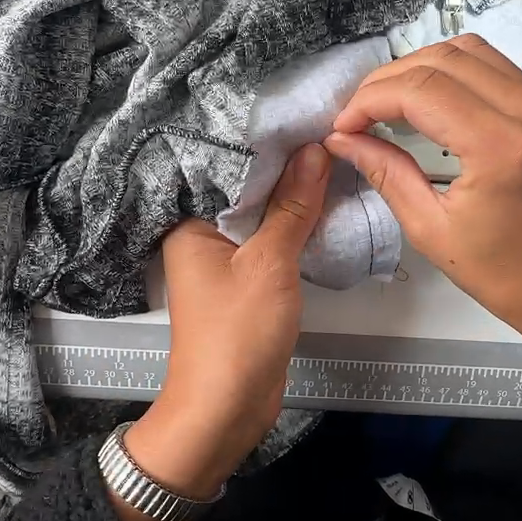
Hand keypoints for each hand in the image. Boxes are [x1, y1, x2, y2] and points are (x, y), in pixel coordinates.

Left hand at [116, 145, 327, 520]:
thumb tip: (316, 149)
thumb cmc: (236, 333)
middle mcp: (200, 235)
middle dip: (284, 165)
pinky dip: (294, 226)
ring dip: (293, 195)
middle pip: (245, 188)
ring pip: (262, 216)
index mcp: (188, 222)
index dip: (265, 140)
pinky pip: (270, 242)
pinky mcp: (245, 282)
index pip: (225, 166)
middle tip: (326, 125)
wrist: (225, 410)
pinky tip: (324, 202)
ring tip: (333, 152)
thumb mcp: (268, 264)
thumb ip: (292, 206)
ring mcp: (223, 260)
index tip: (301, 110)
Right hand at [323, 35, 521, 448]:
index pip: (420, 91)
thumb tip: (341, 139)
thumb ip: (385, 173)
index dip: (370, 100)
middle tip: (358, 114)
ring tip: (387, 102)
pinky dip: (451, 71)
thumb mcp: (429, 228)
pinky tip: (426, 99)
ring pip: (468, 50)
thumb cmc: (501, 273)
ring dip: (418, 68)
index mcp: (500, 148)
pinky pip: (493, 65)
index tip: (343, 127)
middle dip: (387, 80)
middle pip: (441, 61)